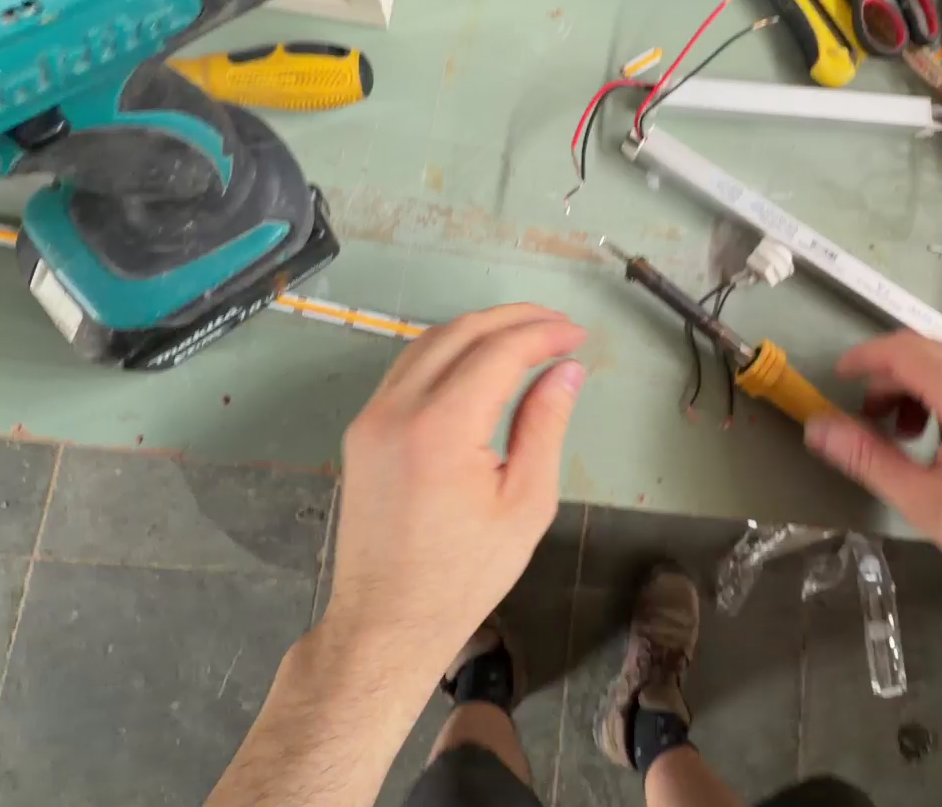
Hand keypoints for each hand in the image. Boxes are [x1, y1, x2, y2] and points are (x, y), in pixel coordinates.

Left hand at [324, 304, 586, 672]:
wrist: (387, 622)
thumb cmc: (466, 573)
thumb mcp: (526, 503)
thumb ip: (545, 425)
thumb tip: (567, 369)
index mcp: (441, 429)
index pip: (499, 352)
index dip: (544, 335)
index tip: (579, 335)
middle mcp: (397, 409)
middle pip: (461, 332)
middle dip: (515, 319)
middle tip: (559, 324)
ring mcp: (372, 416)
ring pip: (429, 341)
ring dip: (481, 327)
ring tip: (527, 333)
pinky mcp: (363, 428)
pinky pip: (408, 367)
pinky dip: (449, 349)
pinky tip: (479, 358)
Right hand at [802, 331, 941, 615]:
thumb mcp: (927, 504)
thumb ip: (867, 458)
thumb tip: (816, 427)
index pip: (908, 350)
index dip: (865, 358)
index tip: (839, 377)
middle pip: (933, 350)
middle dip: (892, 376)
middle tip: (873, 419)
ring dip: (923, 382)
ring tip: (912, 431)